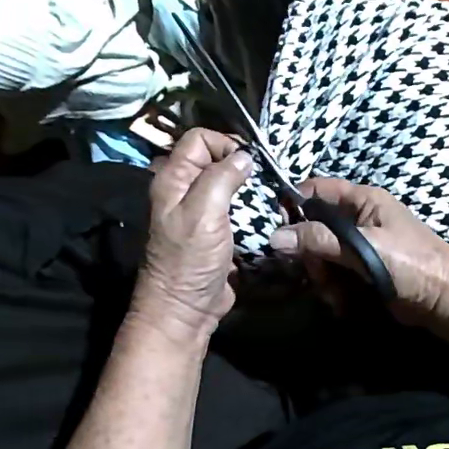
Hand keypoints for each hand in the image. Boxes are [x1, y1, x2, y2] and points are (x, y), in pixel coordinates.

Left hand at [132, 128, 252, 342]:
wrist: (186, 309)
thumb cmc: (189, 260)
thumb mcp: (204, 212)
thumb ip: (222, 178)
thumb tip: (246, 156)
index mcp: (174, 180)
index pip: (199, 139)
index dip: (225, 144)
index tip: (250, 163)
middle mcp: (188, 192)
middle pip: (219, 162)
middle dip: (246, 169)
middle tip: (267, 183)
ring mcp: (205, 215)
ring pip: (235, 189)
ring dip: (256, 194)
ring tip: (274, 203)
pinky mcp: (222, 235)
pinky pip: (242, 214)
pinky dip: (257, 215)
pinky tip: (271, 221)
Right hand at [266, 177, 448, 329]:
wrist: (445, 300)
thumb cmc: (412, 264)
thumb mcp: (365, 248)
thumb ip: (320, 241)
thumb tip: (275, 239)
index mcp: (364, 201)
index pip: (316, 190)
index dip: (294, 206)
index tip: (280, 233)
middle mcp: (360, 219)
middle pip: (313, 229)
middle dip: (311, 256)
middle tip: (317, 277)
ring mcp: (361, 247)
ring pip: (321, 257)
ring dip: (323, 280)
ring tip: (336, 297)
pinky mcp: (363, 272)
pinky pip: (335, 277)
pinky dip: (335, 292)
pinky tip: (344, 305)